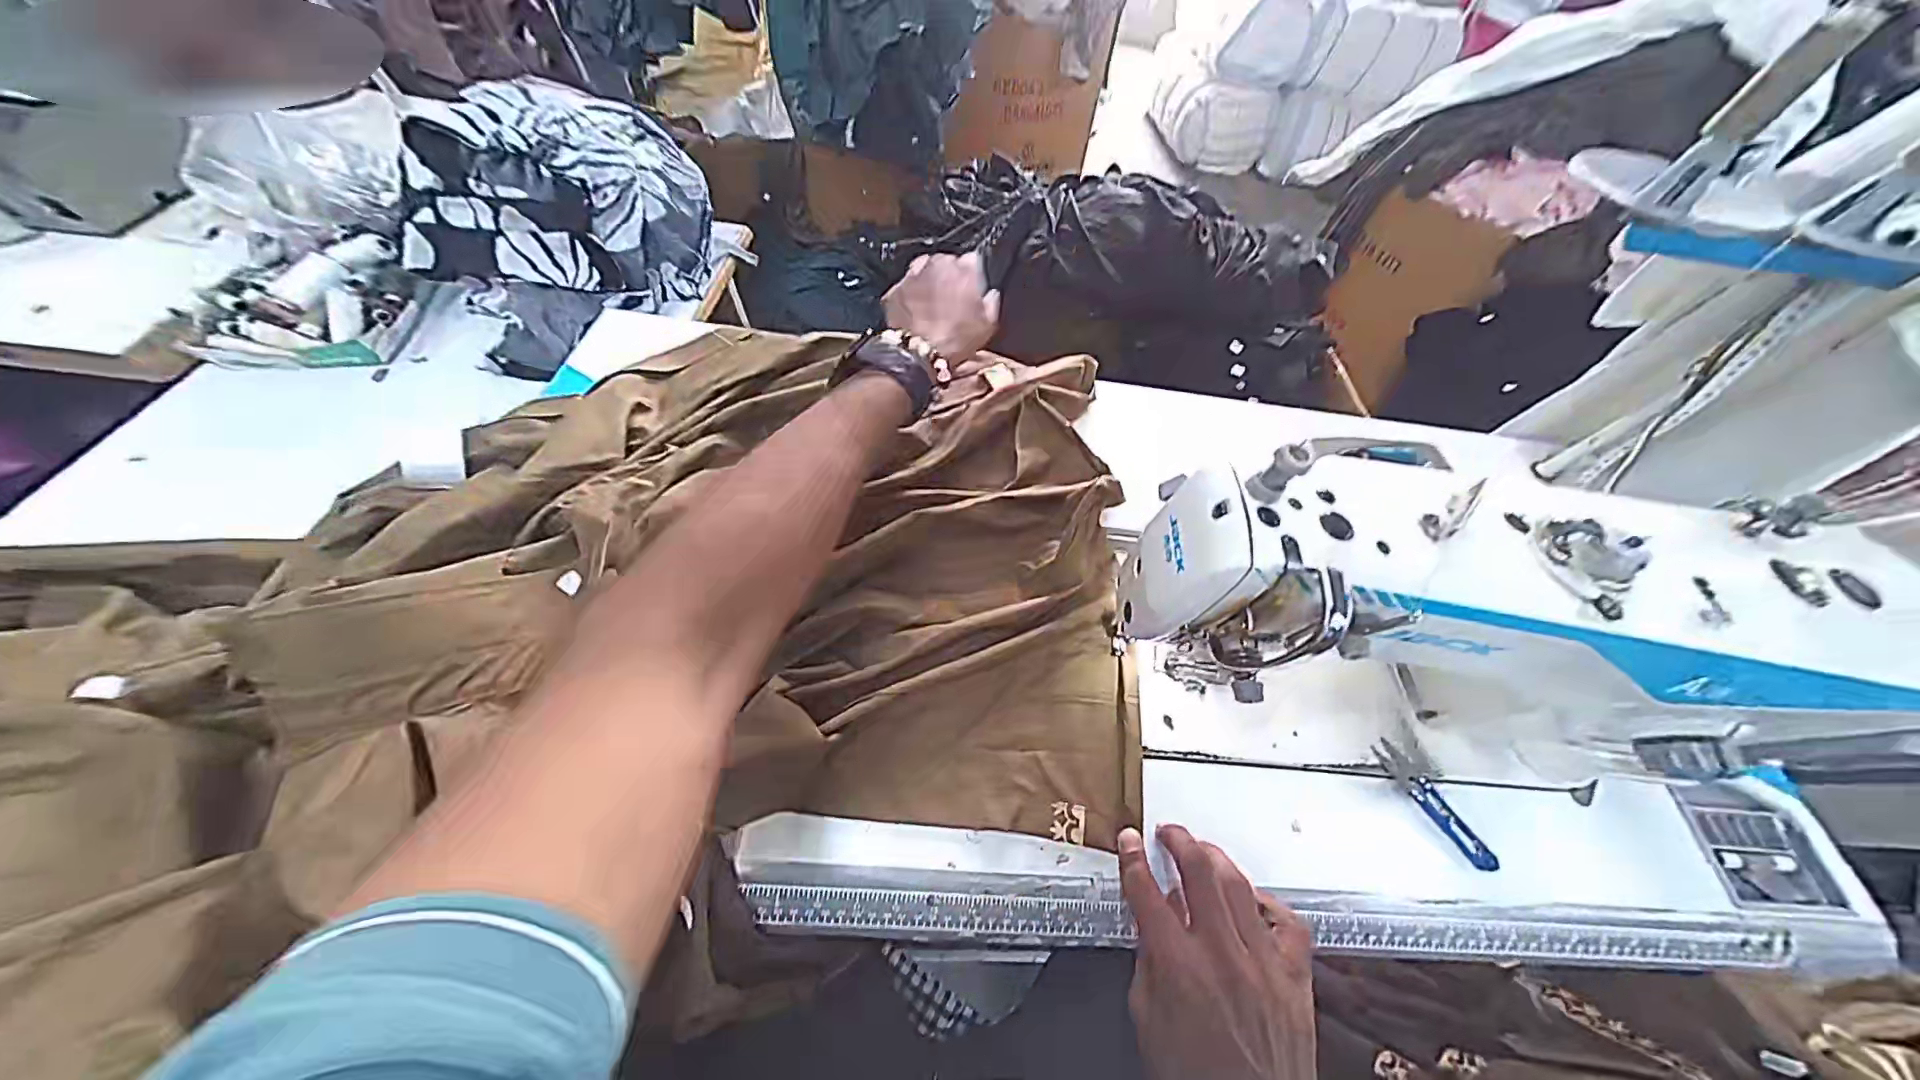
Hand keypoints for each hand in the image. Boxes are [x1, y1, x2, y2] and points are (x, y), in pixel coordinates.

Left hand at [882, 252, 1000, 362]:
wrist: (919, 355)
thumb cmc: (955, 341)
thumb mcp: (987, 326)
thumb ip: (992, 303)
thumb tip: (991, 296)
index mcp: (966, 269)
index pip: (973, 260)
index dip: (973, 276)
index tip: (972, 289)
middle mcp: (939, 264)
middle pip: (946, 262)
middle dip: (949, 278)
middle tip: (951, 301)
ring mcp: (914, 274)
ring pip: (924, 270)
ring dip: (929, 283)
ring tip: (932, 306)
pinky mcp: (896, 289)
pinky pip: (906, 287)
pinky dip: (910, 296)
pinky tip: (916, 313)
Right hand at [1119, 825, 1315, 1079]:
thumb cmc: (1195, 1075)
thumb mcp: (1146, 1017)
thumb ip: (1146, 961)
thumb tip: (1150, 920)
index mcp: (1177, 966)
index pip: (1147, 891)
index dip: (1132, 858)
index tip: (1129, 841)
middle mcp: (1220, 956)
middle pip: (1197, 871)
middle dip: (1177, 841)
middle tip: (1168, 833)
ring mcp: (1262, 963)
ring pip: (1238, 885)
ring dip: (1214, 857)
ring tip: (1201, 850)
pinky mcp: (1294, 978)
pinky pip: (1286, 921)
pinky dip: (1266, 901)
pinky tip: (1251, 897)